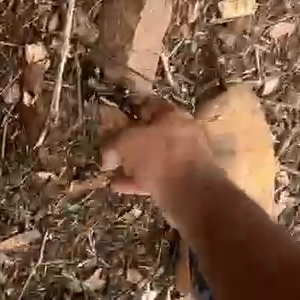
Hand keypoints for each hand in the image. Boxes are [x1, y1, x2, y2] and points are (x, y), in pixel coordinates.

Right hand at [100, 103, 223, 226]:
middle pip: (152, 134)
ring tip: (113, 172)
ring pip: (154, 158)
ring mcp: (186, 158)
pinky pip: (157, 177)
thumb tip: (108, 156)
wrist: (191, 193)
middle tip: (113, 151)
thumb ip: (113, 143)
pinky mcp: (184, 181)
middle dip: (131, 144)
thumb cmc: (159, 157)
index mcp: (173, 116)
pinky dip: (139, 181)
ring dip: (134, 165)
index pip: (149, 106)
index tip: (115, 122)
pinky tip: (120, 187)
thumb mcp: (126, 143)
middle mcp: (183, 133)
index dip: (130, 112)